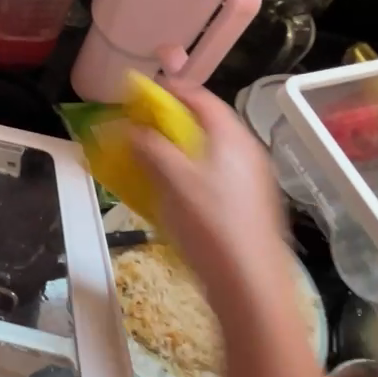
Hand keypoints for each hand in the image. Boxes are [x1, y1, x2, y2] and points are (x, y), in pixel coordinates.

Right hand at [128, 82, 298, 321]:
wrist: (249, 284)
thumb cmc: (211, 225)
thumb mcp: (172, 180)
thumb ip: (149, 147)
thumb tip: (128, 127)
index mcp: (232, 137)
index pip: (200, 98)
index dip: (168, 92)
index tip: (137, 96)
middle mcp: (246, 152)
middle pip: (203, 125)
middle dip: (167, 124)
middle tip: (136, 129)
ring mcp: (249, 180)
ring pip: (206, 153)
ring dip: (174, 151)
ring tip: (145, 161)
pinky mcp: (245, 206)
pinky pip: (211, 177)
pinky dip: (186, 174)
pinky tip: (168, 194)